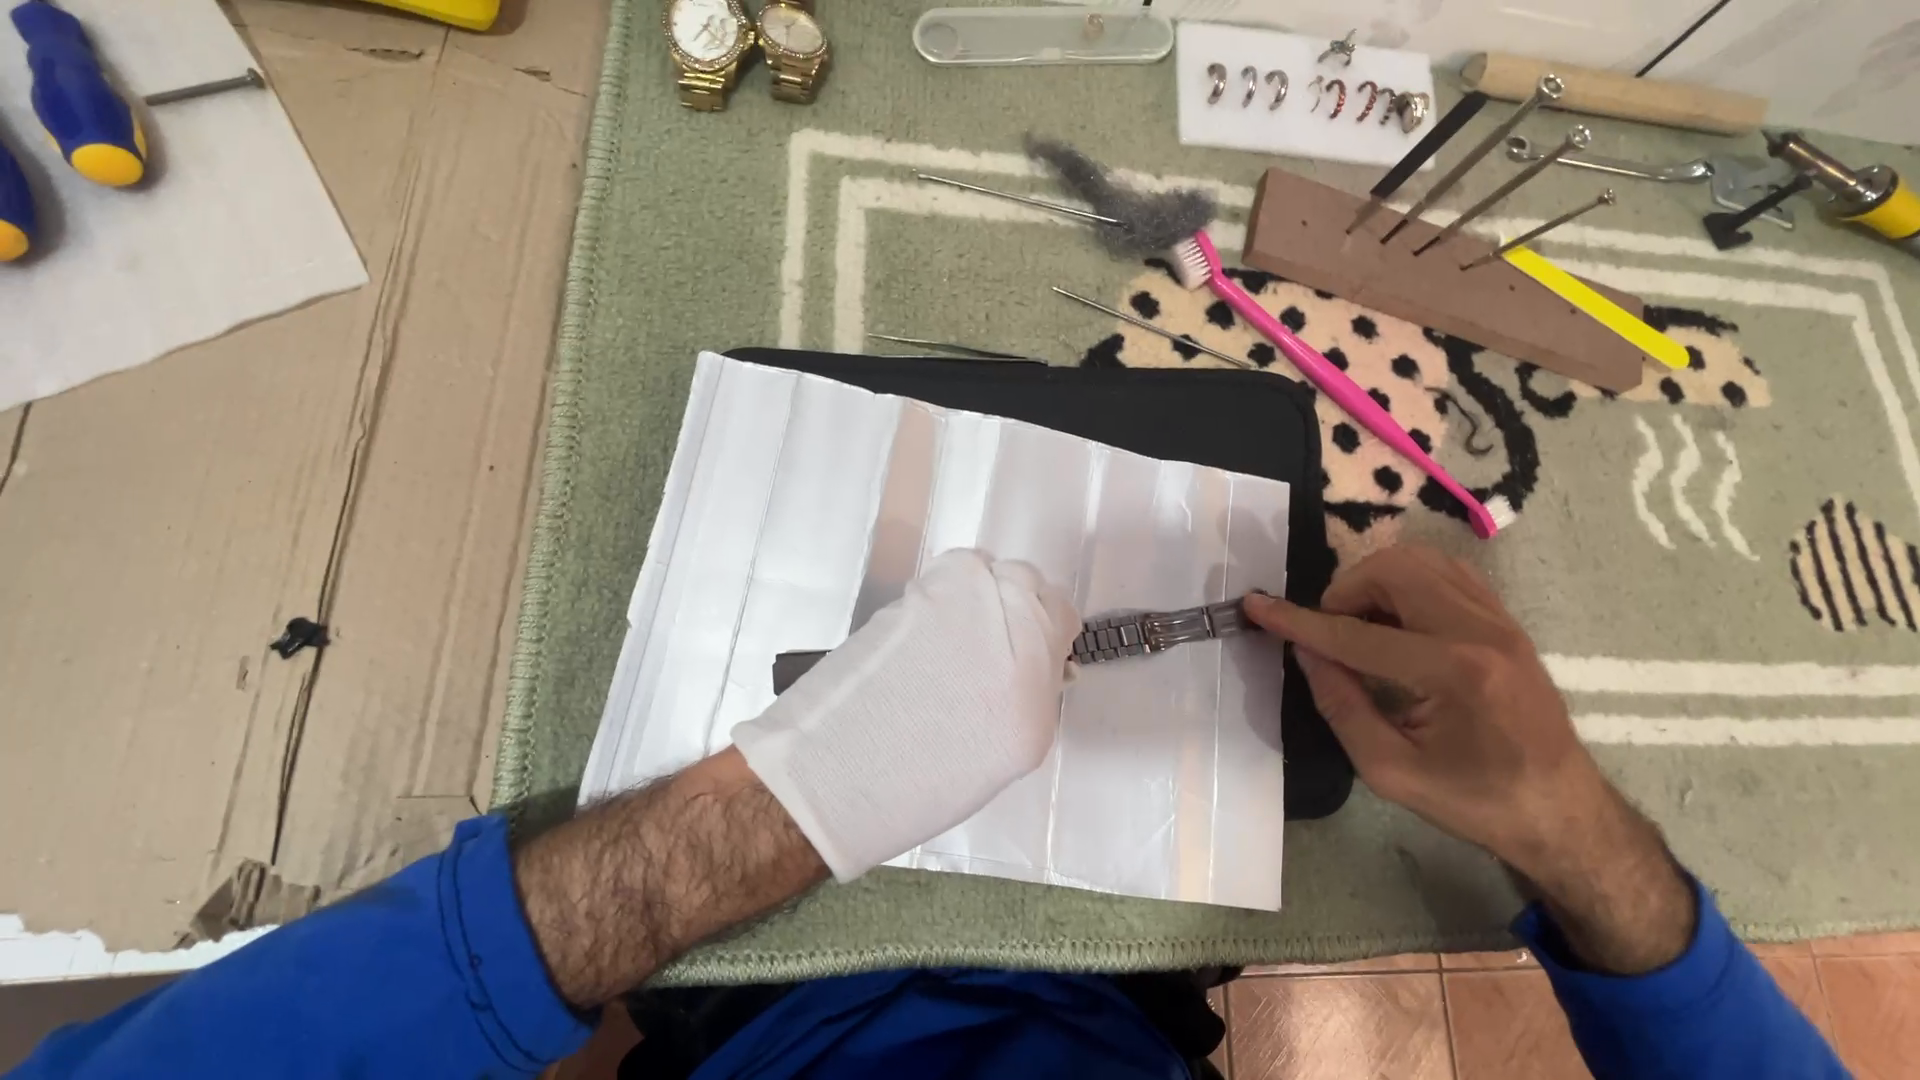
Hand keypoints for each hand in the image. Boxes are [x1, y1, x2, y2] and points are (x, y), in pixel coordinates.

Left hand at [733, 549, 1079, 880]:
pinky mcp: (918, 597)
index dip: (1044, 628)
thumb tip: (1030, 659)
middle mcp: (1008, 644)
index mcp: (1034, 698)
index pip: (1062, 620)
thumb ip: (1029, 695)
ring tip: (947, 634)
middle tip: (986, 634)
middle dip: (1016, 602)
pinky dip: (945, 587)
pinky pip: (951, 572)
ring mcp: (963, 612)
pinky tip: (922, 627)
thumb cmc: (915, 785)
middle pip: (1030, 584)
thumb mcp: (1001, 754)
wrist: (835, 772)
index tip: (1024, 642)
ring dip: (978, 592)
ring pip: (989, 571)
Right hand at [1244, 546, 1694, 972]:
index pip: (1356, 633)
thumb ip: (1340, 705)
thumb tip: (1306, 652)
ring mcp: (1501, 621)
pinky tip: (1395, 620)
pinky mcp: (1507, 621)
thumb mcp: (1390, 771)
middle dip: (1344, 593)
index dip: (1298, 621)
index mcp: (1455, 673)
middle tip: (1330, 634)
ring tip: (1362, 626)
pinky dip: (1407, 583)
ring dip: (1375, 582)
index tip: (1256, 605)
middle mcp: (1482, 632)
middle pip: (1393, 571)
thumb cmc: (1476, 801)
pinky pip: (1447, 572)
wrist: (1564, 813)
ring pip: (1421, 561)